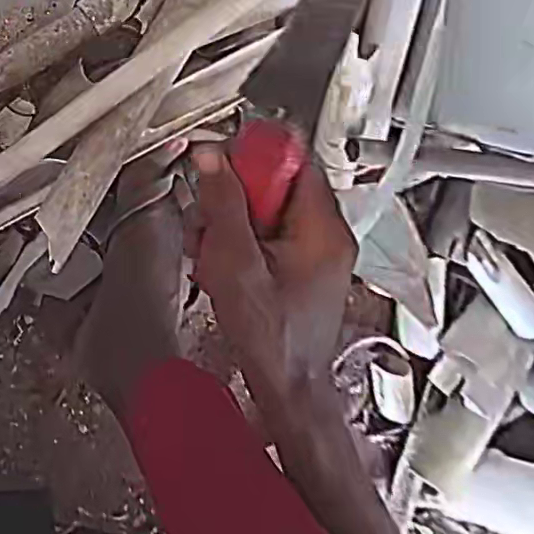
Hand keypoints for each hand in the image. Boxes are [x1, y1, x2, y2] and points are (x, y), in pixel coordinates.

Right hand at [186, 143, 354, 399]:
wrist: (284, 380)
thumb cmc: (270, 334)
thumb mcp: (235, 261)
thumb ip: (223, 204)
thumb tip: (212, 157)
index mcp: (322, 229)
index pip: (296, 160)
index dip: (255, 153)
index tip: (221, 156)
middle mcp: (324, 233)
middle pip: (272, 182)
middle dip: (230, 194)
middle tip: (210, 219)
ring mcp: (310, 247)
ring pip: (259, 204)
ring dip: (224, 218)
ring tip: (212, 248)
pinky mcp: (294, 259)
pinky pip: (258, 227)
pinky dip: (232, 236)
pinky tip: (219, 259)